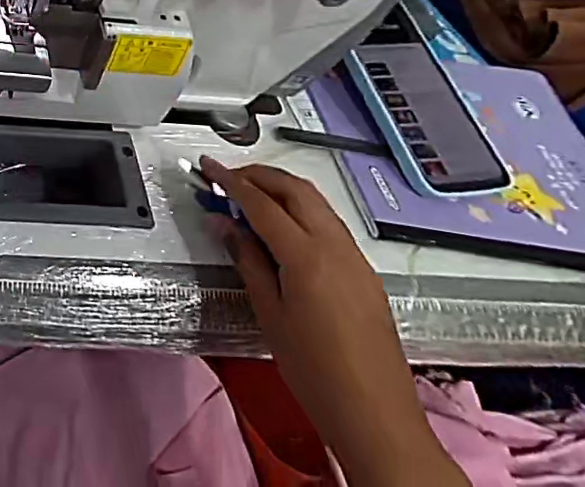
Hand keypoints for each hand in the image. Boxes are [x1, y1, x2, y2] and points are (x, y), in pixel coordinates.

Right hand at [200, 158, 464, 486]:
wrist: (375, 416)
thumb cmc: (314, 370)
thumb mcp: (269, 313)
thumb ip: (246, 259)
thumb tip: (223, 223)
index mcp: (307, 256)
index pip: (261, 202)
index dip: (231, 180)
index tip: (208, 168)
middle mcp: (335, 246)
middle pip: (294, 188)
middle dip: (258, 174)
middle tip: (228, 177)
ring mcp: (355, 256)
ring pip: (315, 200)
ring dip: (281, 187)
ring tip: (251, 194)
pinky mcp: (364, 270)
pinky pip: (329, 220)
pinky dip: (301, 207)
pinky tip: (283, 225)